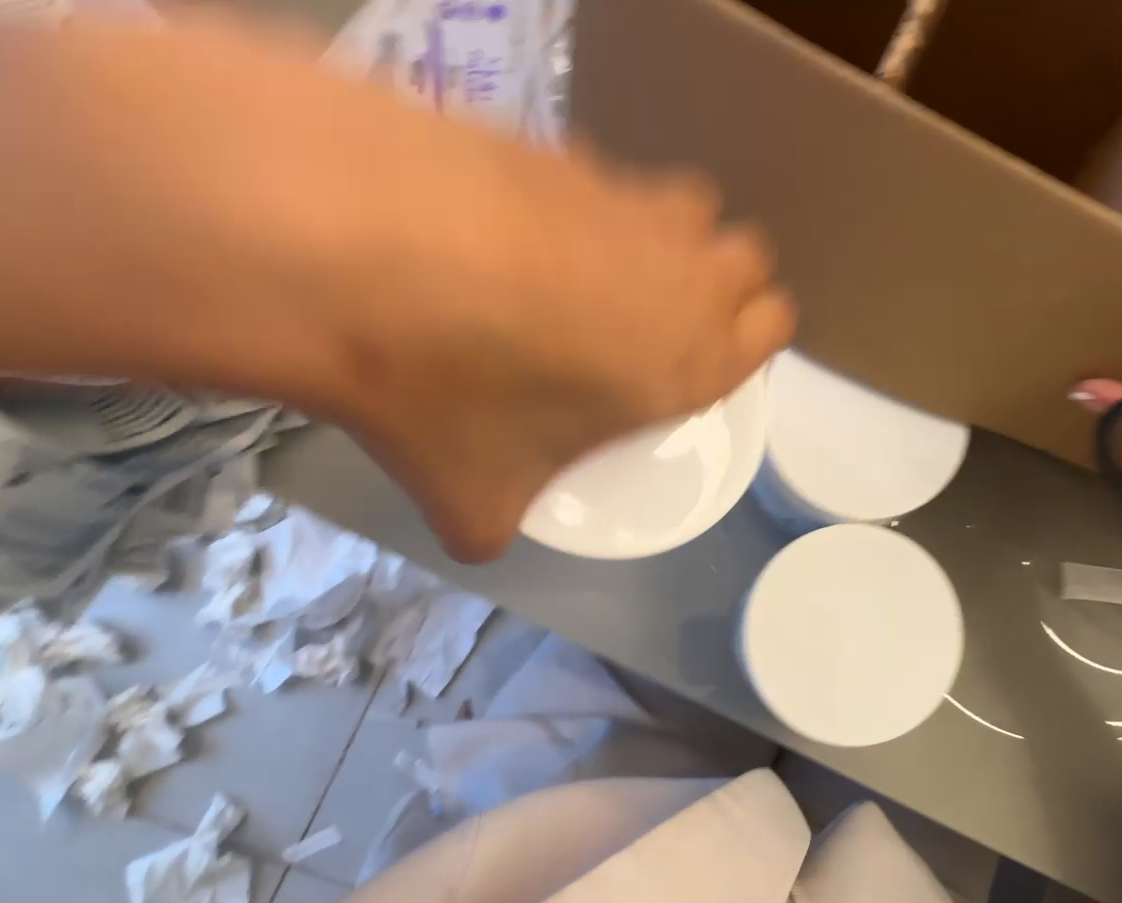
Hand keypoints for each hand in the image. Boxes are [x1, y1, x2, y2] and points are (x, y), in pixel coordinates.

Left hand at [0, 19, 792, 560]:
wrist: (348, 248)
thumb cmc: (449, 391)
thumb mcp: (475, 495)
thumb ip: (496, 522)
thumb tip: (479, 536)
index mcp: (691, 359)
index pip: (773, 327)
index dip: (753, 339)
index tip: (713, 356)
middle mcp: (680, 273)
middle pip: (750, 256)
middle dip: (725, 280)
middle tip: (668, 312)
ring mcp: (625, 201)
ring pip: (693, 204)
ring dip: (673, 231)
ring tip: (610, 265)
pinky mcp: (564, 147)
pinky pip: (608, 174)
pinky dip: (590, 202)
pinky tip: (523, 228)